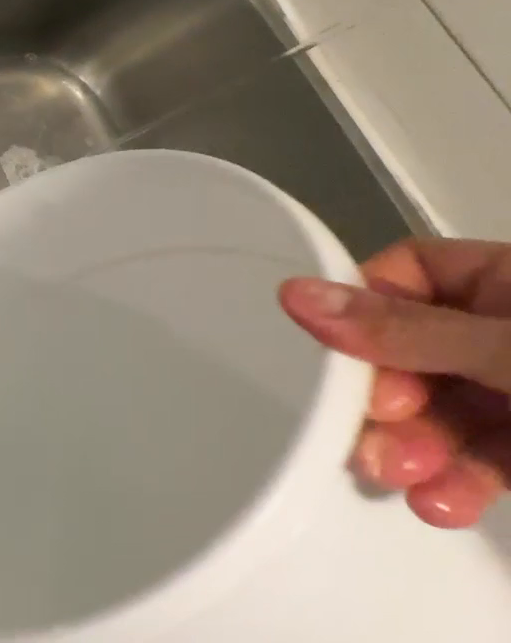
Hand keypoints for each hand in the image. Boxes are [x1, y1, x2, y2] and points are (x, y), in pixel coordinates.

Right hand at [279, 238, 510, 528]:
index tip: (344, 360)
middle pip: (411, 351)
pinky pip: (482, 455)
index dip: (362, 311)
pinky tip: (444, 504)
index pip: (403, 274)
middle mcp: (505, 330)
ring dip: (415, 449)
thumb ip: (409, 330)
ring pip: (441, 409)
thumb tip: (289, 292)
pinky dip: (458, 481)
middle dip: (388, 403)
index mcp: (508, 283)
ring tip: (404, 483)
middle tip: (373, 439)